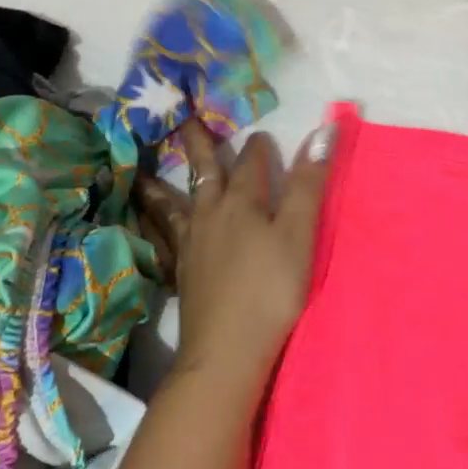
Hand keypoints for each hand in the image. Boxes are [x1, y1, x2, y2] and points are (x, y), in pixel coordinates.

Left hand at [171, 123, 328, 379]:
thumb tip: (324, 128)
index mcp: (242, 205)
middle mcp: (210, 217)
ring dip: (162, 186)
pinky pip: (163, 240)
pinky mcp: (182, 275)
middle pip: (204, 175)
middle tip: (185, 120)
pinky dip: (155, 227)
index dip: (260, 148)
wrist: (228, 347)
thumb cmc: (272, 291)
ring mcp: (191, 247)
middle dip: (200, 146)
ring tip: (143, 175)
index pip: (252, 165)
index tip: (262, 134)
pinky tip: (155, 234)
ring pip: (173, 206)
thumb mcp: (299, 236)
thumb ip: (309, 185)